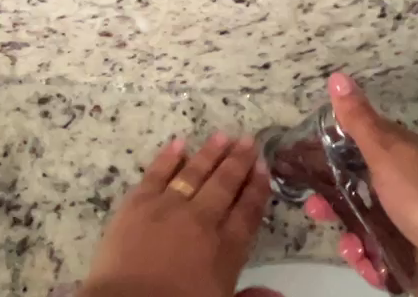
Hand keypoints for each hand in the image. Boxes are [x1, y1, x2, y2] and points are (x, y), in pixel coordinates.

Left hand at [81, 132, 278, 296]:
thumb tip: (279, 292)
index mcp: (223, 251)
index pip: (246, 213)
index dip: (256, 189)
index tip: (263, 167)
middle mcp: (200, 221)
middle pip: (223, 186)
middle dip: (238, 162)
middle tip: (248, 140)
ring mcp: (167, 207)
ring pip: (193, 173)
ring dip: (209, 154)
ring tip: (222, 135)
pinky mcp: (138, 202)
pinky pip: (157, 173)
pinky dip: (168, 157)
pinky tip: (178, 144)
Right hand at [303, 73, 417, 296]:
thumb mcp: (386, 151)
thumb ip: (359, 119)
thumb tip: (338, 75)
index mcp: (406, 154)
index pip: (365, 140)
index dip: (334, 147)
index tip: (306, 158)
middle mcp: (411, 184)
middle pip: (361, 184)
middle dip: (333, 195)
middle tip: (313, 206)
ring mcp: (415, 222)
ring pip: (368, 221)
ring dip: (348, 230)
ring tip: (343, 242)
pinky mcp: (416, 255)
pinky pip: (382, 253)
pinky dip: (367, 257)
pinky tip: (361, 259)